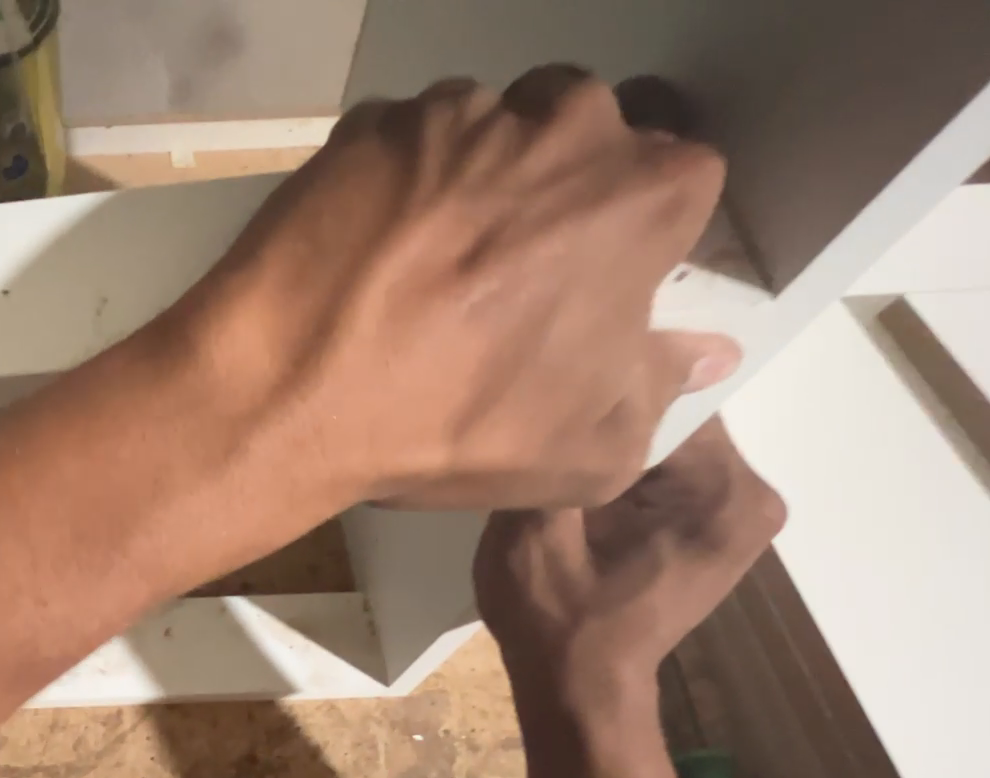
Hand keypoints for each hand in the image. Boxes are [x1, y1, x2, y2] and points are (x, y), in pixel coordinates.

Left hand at [166, 67, 739, 511]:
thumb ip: (658, 389)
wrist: (288, 397)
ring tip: (408, 270)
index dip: (616, 246)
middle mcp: (559, 124)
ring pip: (480, 138)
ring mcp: (448, 114)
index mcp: (645, 191)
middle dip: (542, 200)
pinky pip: (394, 150)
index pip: (666, 192)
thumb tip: (700, 350)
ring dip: (460, 187)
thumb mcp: (585, 451)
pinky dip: (385, 189)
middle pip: (571, 147)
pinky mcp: (359, 127)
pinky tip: (355, 253)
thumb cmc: (448, 427)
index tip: (566, 290)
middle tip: (482, 278)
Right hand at [472, 418, 784, 689]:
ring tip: (552, 450)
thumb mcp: (535, 533)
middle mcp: (749, 495)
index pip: (668, 398)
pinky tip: (576, 482)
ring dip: (610, 445)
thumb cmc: (554, 616)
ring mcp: (735, 513)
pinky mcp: (711, 528)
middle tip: (542, 420)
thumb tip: (555, 391)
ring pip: (665, 444)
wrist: (576, 685)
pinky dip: (620, 471)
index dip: (604, 387)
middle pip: (672, 419)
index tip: (547, 391)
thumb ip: (561, 458)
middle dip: (609, 417)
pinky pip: (664, 472)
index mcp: (720, 492)